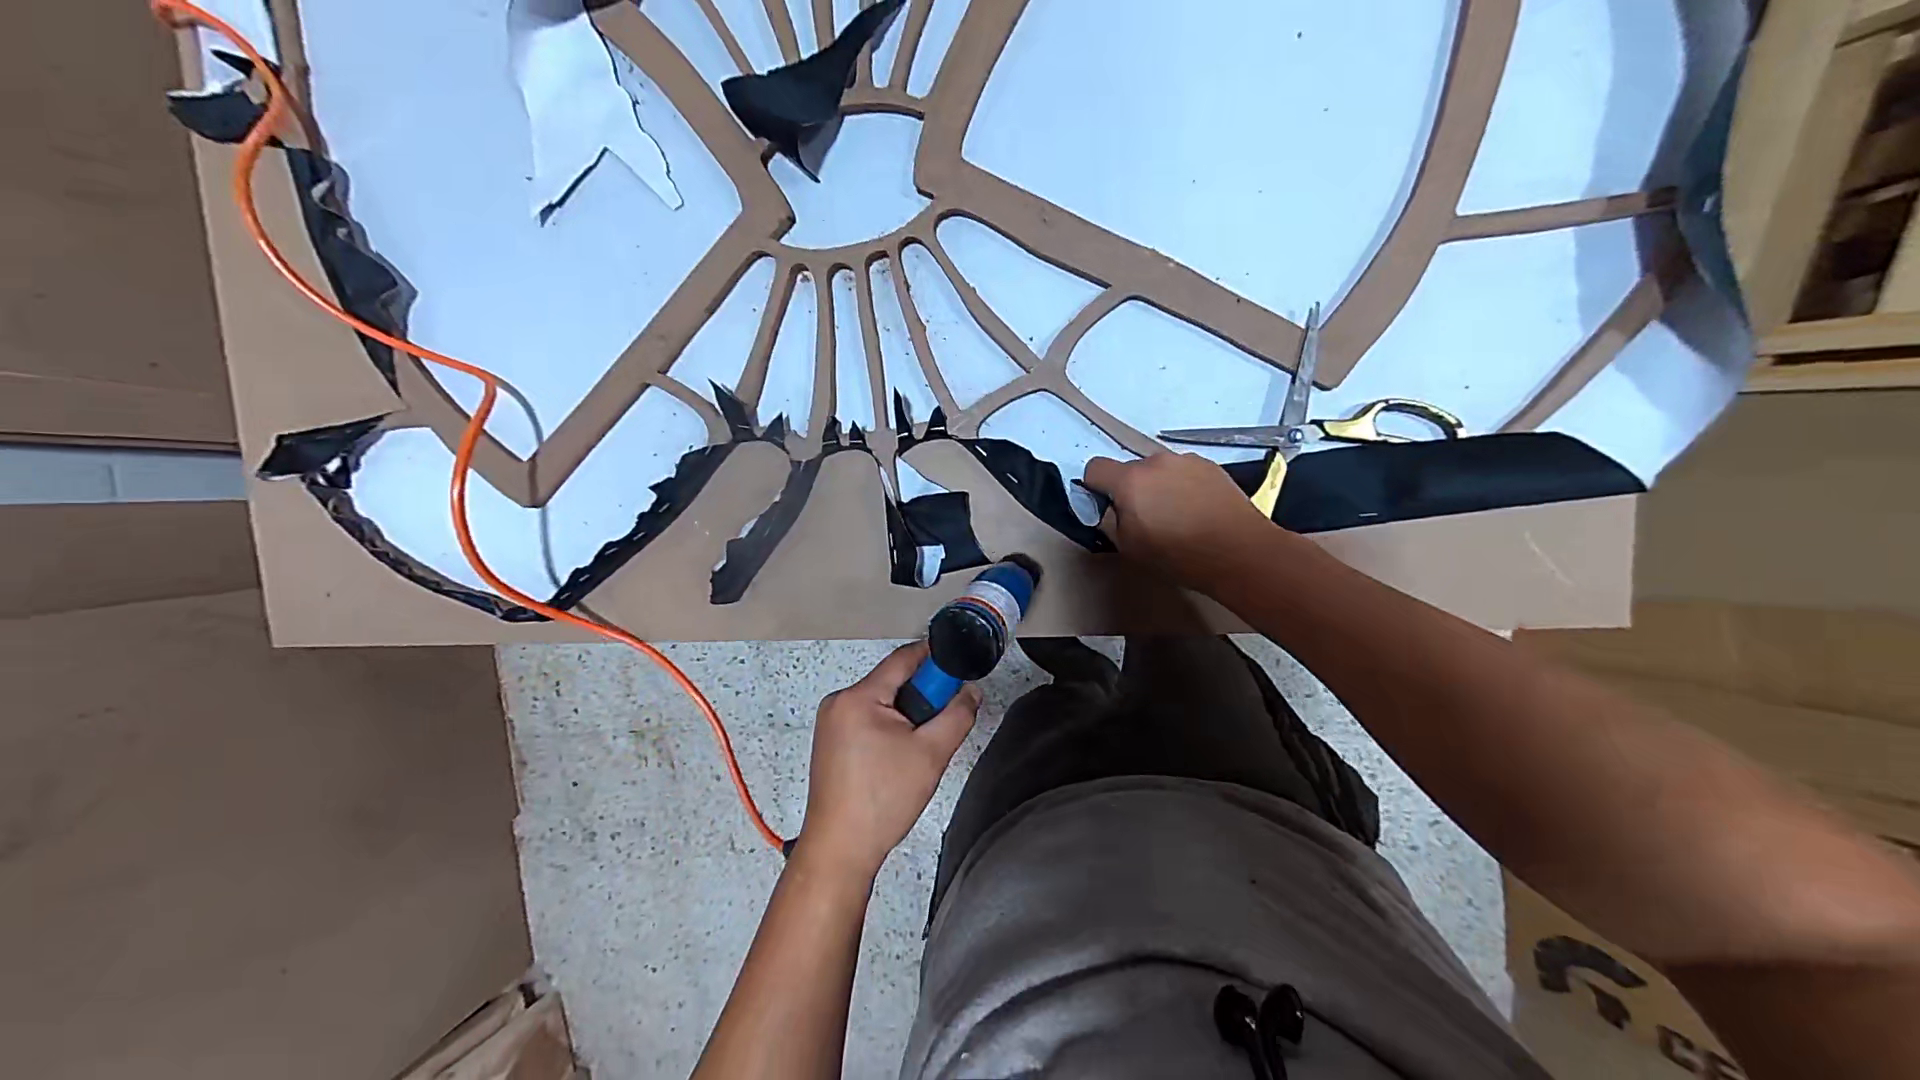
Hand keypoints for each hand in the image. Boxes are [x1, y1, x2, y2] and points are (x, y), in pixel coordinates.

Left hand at [796, 642, 981, 878]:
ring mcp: (831, 722)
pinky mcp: (831, 741)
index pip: (904, 658)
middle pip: (893, 680)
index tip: (959, 671)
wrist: (841, 849)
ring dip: (908, 715)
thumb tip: (970, 691)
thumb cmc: (881, 802)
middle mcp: (839, 702)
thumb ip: (958, 714)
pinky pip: (869, 719)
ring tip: (918, 750)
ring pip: (883, 701)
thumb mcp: (932, 753)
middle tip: (940, 725)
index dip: (936, 659)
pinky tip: (898, 759)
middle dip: (923, 696)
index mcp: (858, 697)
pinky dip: (890, 729)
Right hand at [1082, 452, 1281, 584]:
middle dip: (1130, 490)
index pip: (1095, 468)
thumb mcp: (1129, 546)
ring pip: (1157, 470)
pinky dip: (1182, 486)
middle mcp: (1156, 462)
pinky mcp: (1210, 466)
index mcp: (1130, 480)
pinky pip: (1183, 472)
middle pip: (1129, 469)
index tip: (1106, 507)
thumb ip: (1108, 520)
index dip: (1095, 488)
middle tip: (1144, 520)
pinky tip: (1195, 511)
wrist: (1239, 552)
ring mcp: (1186, 461)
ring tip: (1175, 517)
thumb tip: (1105, 508)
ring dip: (1158, 487)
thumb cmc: (1180, 555)